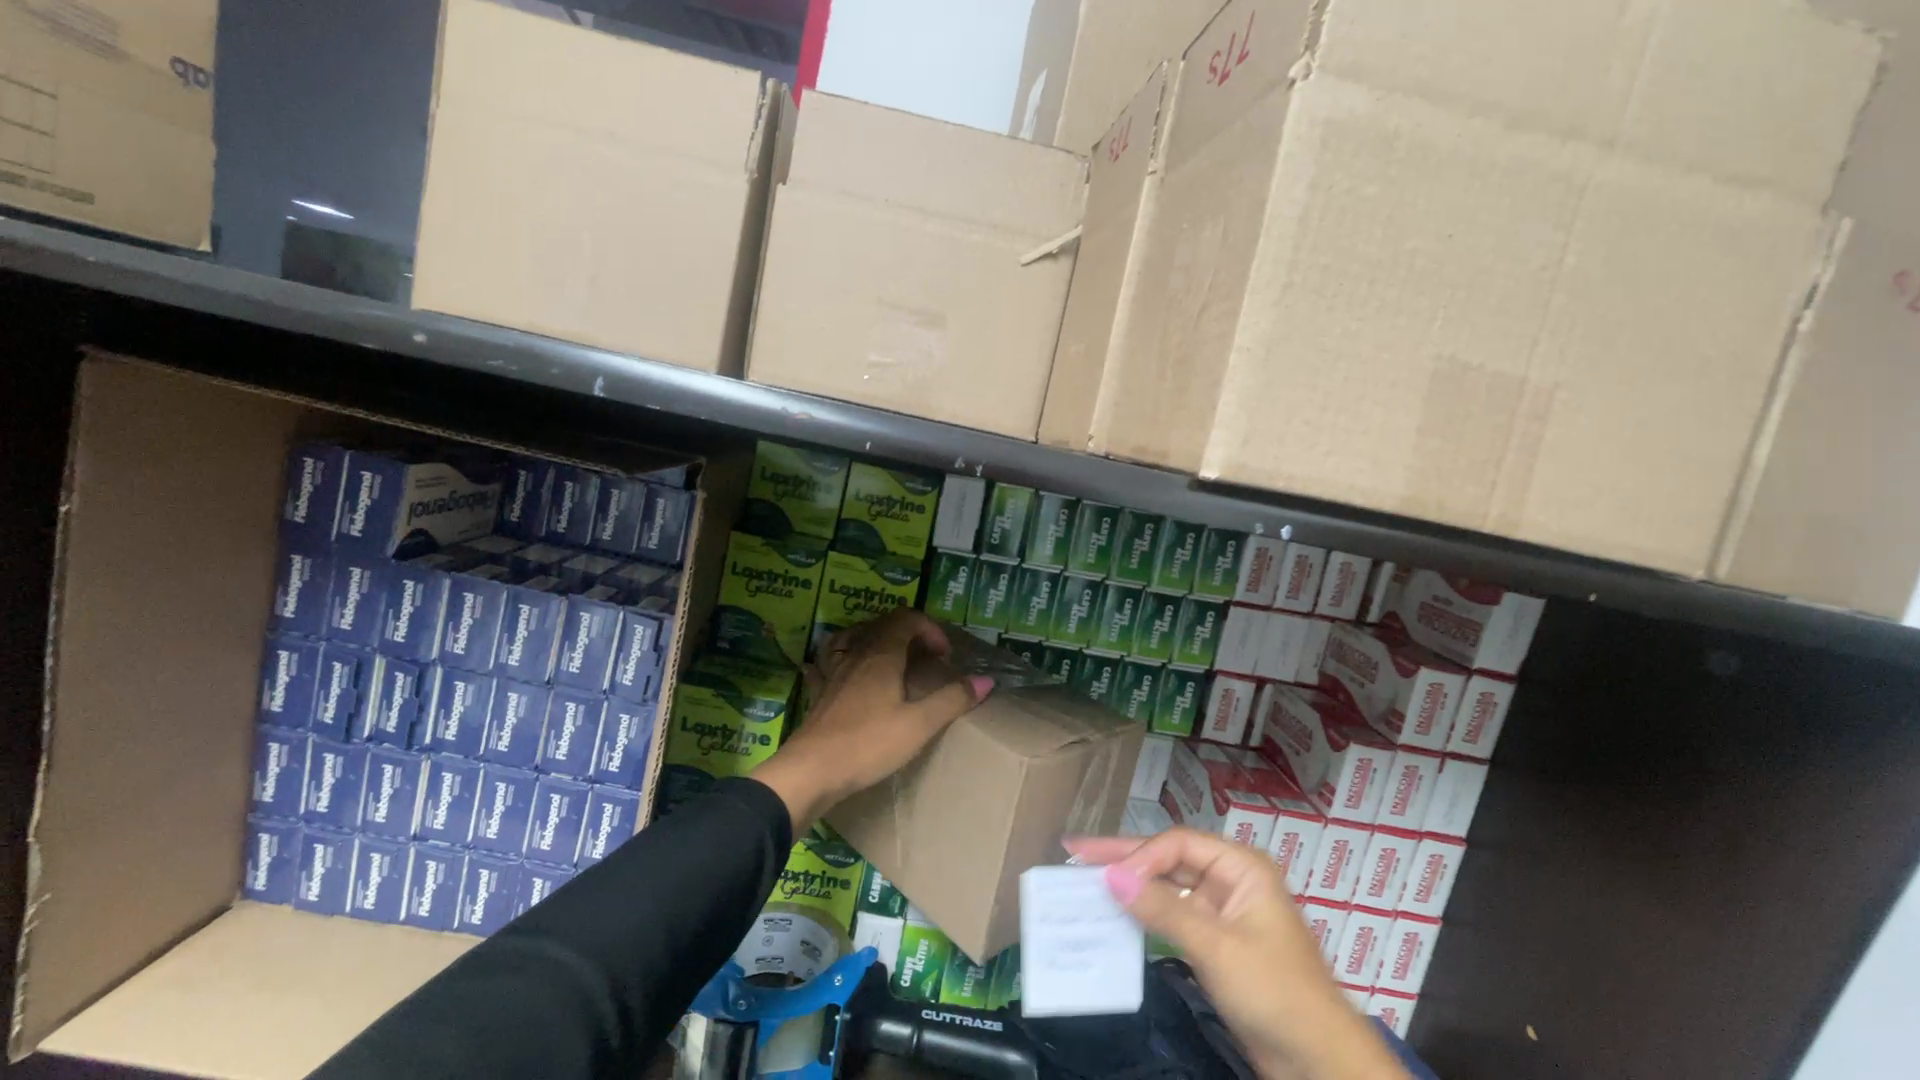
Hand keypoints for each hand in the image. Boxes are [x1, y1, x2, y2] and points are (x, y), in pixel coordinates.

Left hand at [753, 610, 992, 831]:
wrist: (812, 770)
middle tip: (926, 659)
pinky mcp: (820, 694)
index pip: (906, 618)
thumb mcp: (919, 725)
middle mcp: (855, 655)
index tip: (945, 657)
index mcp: (881, 655)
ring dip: (874, 640)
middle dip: (907, 632)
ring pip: (852, 639)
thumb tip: (986, 680)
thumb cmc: (869, 744)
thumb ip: (952, 700)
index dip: (930, 629)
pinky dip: (838, 660)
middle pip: (880, 624)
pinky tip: (837, 670)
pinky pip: (827, 664)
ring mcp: (833, 673)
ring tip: (889, 658)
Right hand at [1066, 829, 1408, 1079]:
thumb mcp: (1216, 947)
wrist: (1316, 1058)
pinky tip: (1116, 915)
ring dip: (1131, 886)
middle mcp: (1231, 881)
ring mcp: (1223, 913)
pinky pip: (1172, 918)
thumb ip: (1163, 909)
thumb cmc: (1274, 991)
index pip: (1178, 845)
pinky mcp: (1215, 944)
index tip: (1105, 880)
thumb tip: (1110, 876)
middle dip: (1124, 858)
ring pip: (1168, 888)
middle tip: (1074, 852)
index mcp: (1242, 868)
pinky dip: (1145, 916)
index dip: (1140, 856)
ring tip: (1085, 880)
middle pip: (1169, 859)